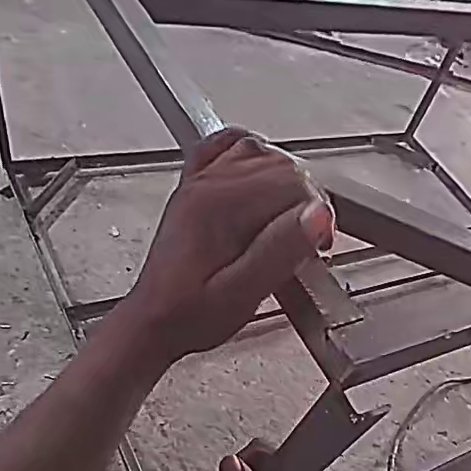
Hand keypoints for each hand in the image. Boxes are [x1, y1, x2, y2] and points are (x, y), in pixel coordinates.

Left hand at [117, 127, 334, 362]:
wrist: (152, 322)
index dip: (317, 214)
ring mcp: (200, 183)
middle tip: (308, 243)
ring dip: (285, 180)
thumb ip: (280, 251)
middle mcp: (208, 185)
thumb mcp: (242, 295)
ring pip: (259, 152)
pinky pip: (224, 148)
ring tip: (289, 220)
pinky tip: (259, 182)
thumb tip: (317, 215)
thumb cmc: (188, 316)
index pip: (293, 182)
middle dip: (306, 200)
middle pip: (281, 164)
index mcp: (220, 206)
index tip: (318, 246)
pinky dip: (249, 157)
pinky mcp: (195, 189)